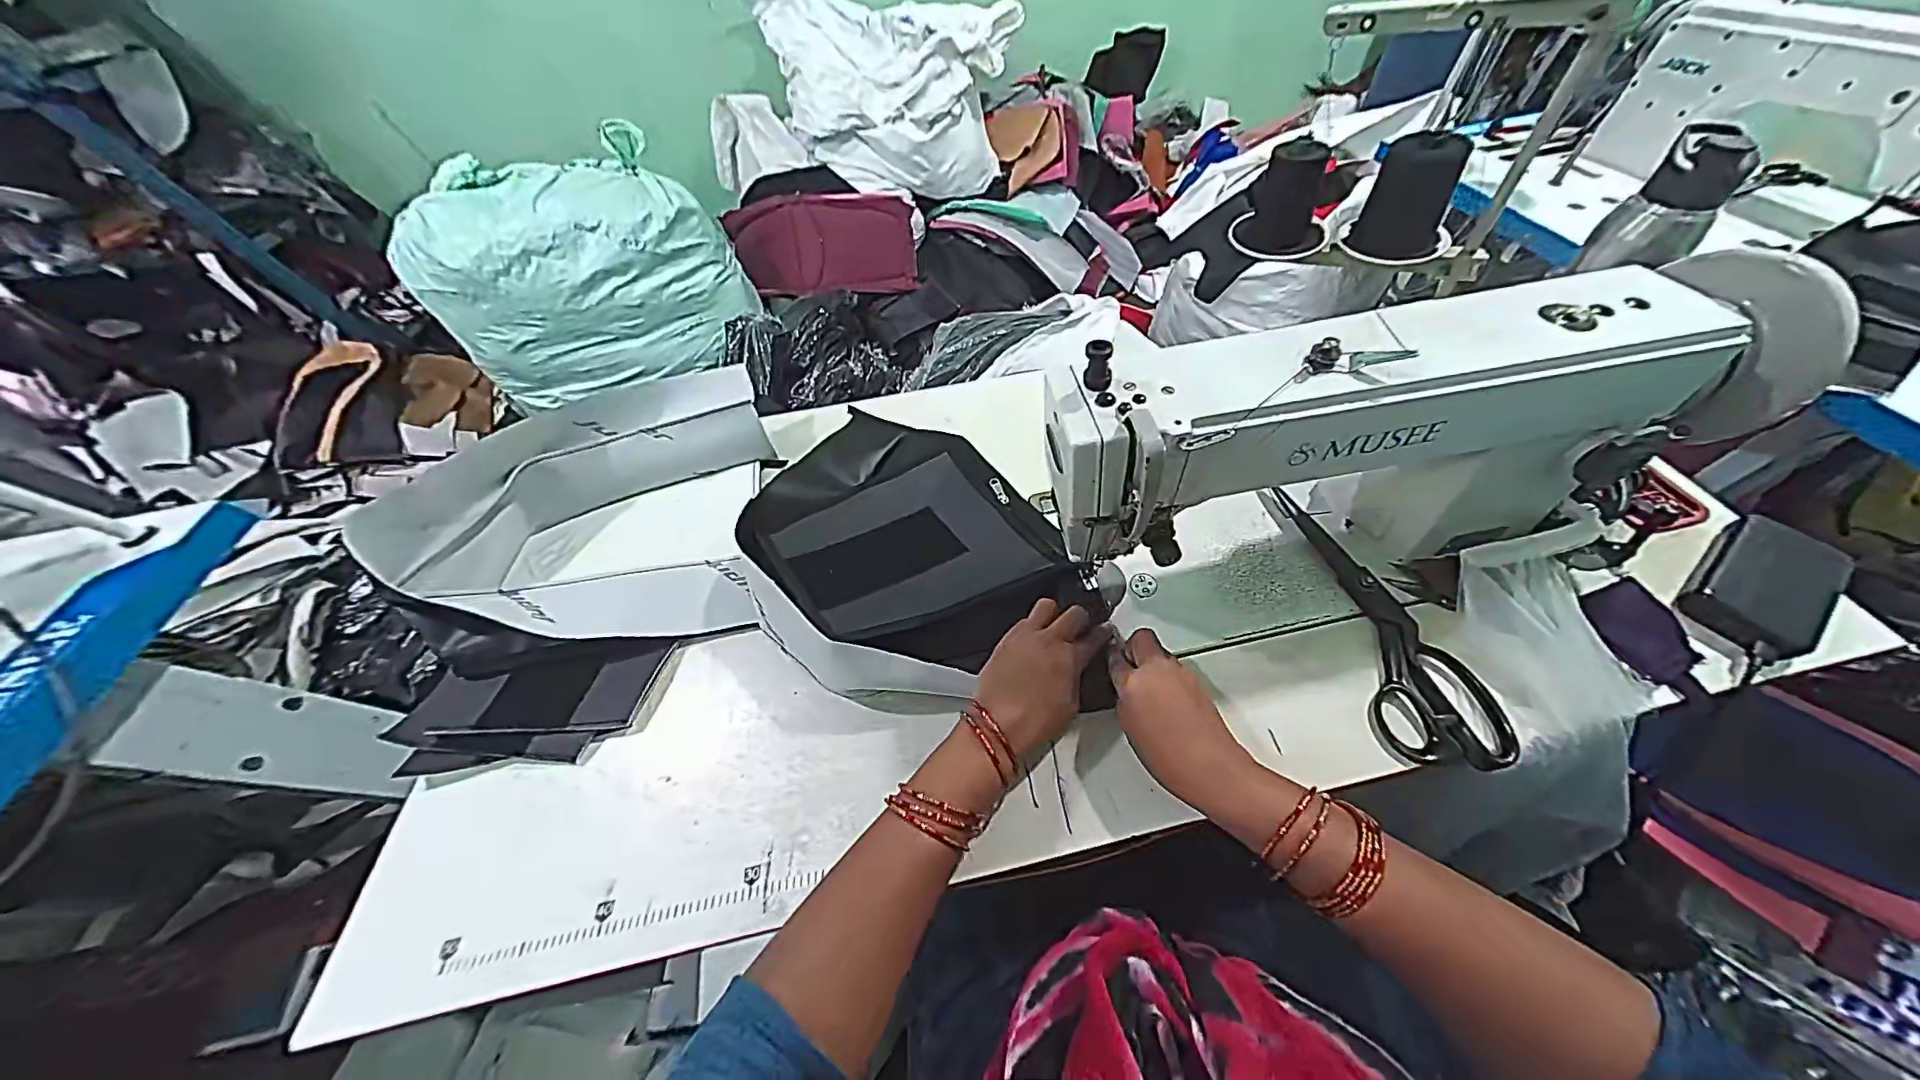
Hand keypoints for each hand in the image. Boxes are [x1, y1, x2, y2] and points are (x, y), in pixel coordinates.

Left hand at [974, 599, 1109, 762]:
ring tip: (1055, 624)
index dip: (1103, 633)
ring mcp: (1026, 637)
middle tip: (1082, 626)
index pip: (1095, 637)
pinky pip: (1023, 621)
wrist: (997, 724)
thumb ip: (1076, 679)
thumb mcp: (1071, 705)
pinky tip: (1032, 638)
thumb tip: (1076, 671)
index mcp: (1070, 658)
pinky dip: (1031, 625)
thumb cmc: (1032, 721)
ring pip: (1046, 606)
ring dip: (1054, 613)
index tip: (1104, 632)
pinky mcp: (1006, 639)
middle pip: (1074, 613)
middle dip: (1082, 618)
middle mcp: (1049, 641)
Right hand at [1108, 629, 1258, 811]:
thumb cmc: (1173, 757)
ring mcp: (1181, 674)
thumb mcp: (1130, 728)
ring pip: (1160, 654)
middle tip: (1129, 663)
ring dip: (1153, 665)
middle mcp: (1158, 671)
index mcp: (1133, 683)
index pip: (1116, 657)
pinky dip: (1169, 680)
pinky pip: (1176, 671)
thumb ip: (1124, 700)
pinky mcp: (1197, 682)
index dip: (1113, 660)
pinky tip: (1168, 703)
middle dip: (1133, 647)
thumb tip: (1125, 692)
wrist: (1210, 767)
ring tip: (1151, 692)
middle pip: (1141, 639)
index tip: (1113, 663)